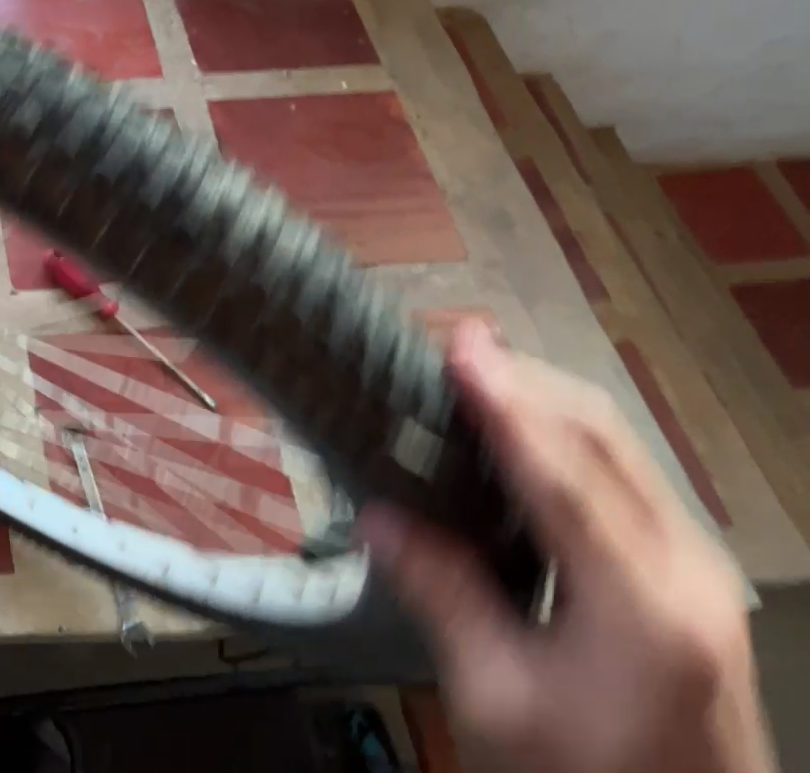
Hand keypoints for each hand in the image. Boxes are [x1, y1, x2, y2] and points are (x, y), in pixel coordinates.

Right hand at [360, 319, 775, 772]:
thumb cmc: (584, 770)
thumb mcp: (496, 696)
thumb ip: (444, 598)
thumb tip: (377, 516)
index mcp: (642, 606)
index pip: (563, 480)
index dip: (506, 407)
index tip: (460, 348)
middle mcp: (686, 570)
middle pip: (606, 443)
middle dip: (526, 381)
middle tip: (451, 343)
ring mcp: (696, 566)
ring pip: (621, 449)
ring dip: (544, 398)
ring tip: (472, 367)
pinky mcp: (686, 570)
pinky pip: (623, 473)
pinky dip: (561, 432)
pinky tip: (514, 424)